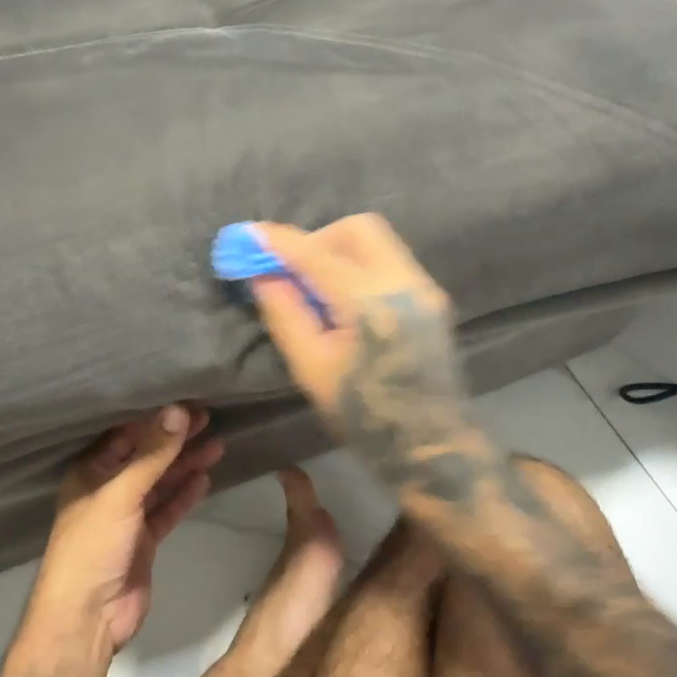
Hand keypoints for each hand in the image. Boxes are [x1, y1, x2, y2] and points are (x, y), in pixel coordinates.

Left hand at [2, 405, 222, 676]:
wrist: (87, 617)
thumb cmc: (93, 545)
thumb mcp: (121, 493)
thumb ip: (152, 453)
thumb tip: (178, 410)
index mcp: (90, 471)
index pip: (125, 433)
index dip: (154, 417)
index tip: (186, 401)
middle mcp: (107, 488)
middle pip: (146, 455)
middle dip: (175, 438)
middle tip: (209, 417)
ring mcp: (126, 515)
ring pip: (160, 481)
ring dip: (185, 464)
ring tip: (218, 444)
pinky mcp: (143, 539)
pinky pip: (167, 509)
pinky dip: (184, 494)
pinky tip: (204, 478)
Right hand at [247, 216, 477, 487]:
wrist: (431, 447)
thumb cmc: (363, 416)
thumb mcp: (310, 368)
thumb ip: (284, 311)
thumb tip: (260, 273)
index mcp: (370, 302)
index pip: (315, 253)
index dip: (277, 241)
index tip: (246, 235)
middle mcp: (403, 282)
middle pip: (355, 228)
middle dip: (317, 239)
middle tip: (292, 270)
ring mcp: (423, 287)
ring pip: (374, 239)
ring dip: (338, 249)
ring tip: (316, 286)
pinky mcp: (430, 296)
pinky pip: (388, 258)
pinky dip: (358, 263)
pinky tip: (343, 298)